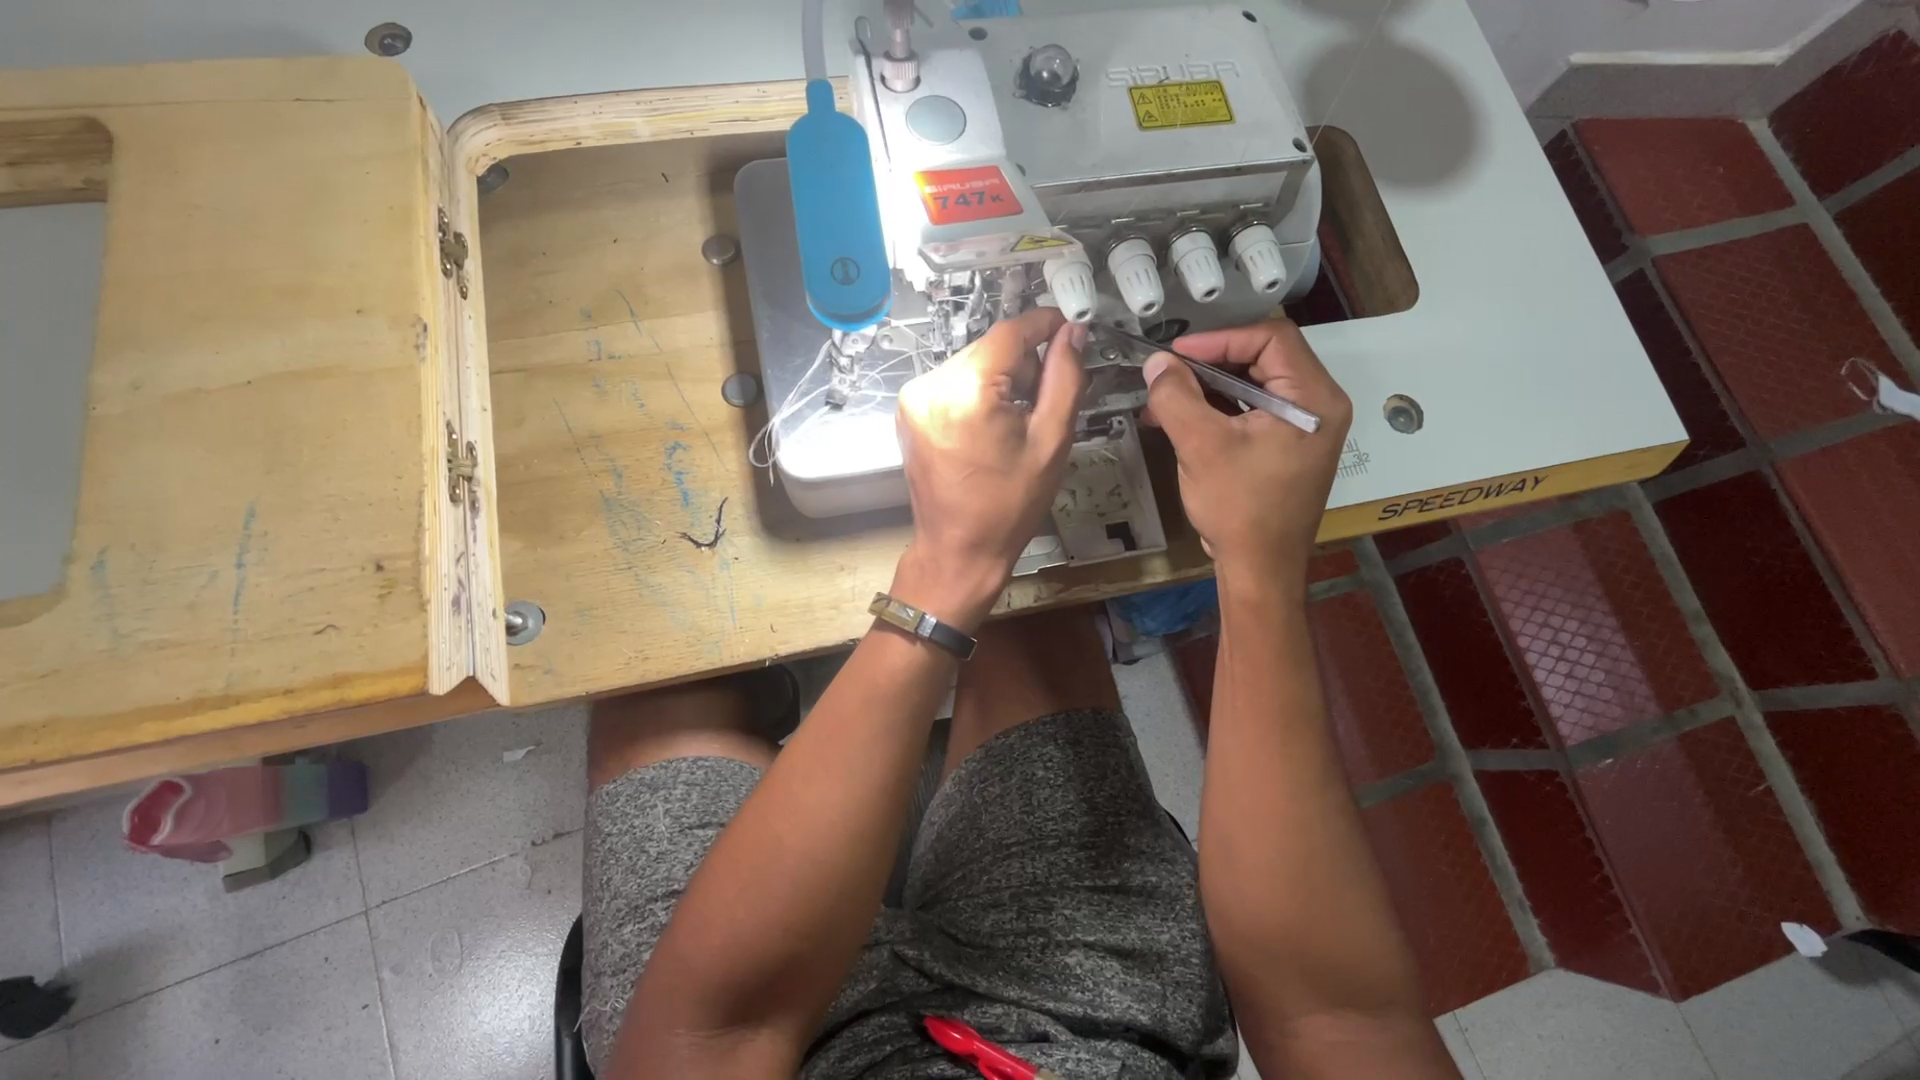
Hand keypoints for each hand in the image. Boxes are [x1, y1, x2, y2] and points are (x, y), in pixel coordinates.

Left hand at [892, 308, 1087, 631]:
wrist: (959, 550)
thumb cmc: (1008, 506)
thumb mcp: (1051, 441)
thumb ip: (1065, 379)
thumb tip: (1072, 334)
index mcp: (965, 392)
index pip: (1009, 332)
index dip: (1044, 325)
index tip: (1070, 328)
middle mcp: (930, 386)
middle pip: (990, 347)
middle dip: (1023, 363)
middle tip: (1047, 396)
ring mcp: (914, 399)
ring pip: (973, 363)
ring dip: (1001, 378)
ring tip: (1019, 419)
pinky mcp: (910, 412)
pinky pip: (954, 383)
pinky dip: (979, 392)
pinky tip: (993, 425)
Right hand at [1142, 319, 1351, 594]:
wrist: (1259, 569)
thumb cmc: (1239, 507)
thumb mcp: (1201, 446)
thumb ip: (1176, 396)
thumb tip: (1156, 363)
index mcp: (1314, 399)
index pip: (1272, 339)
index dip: (1220, 339)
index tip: (1176, 353)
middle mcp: (1319, 407)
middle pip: (1264, 360)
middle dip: (1210, 363)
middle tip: (1168, 372)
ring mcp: (1305, 429)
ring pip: (1254, 386)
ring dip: (1208, 388)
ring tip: (1164, 398)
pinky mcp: (1288, 448)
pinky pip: (1253, 412)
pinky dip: (1219, 410)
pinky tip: (1180, 419)